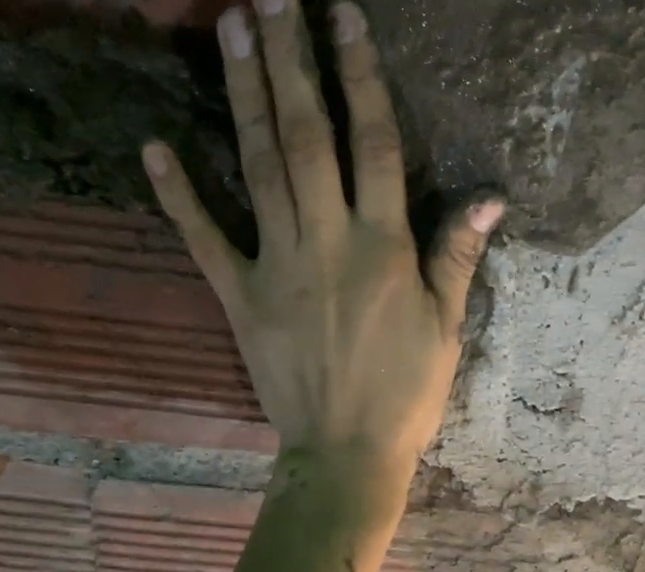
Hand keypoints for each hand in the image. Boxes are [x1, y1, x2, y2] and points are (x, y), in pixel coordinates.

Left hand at [143, 0, 502, 487]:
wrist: (347, 454)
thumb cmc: (406, 395)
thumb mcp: (447, 329)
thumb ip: (456, 259)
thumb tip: (489, 198)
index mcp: (383, 248)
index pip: (374, 143)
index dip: (360, 74)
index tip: (342, 16)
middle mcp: (328, 243)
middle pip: (307, 138)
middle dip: (290, 62)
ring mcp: (278, 268)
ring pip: (260, 170)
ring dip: (244, 97)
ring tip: (229, 31)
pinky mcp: (240, 300)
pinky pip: (205, 241)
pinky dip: (178, 196)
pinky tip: (155, 146)